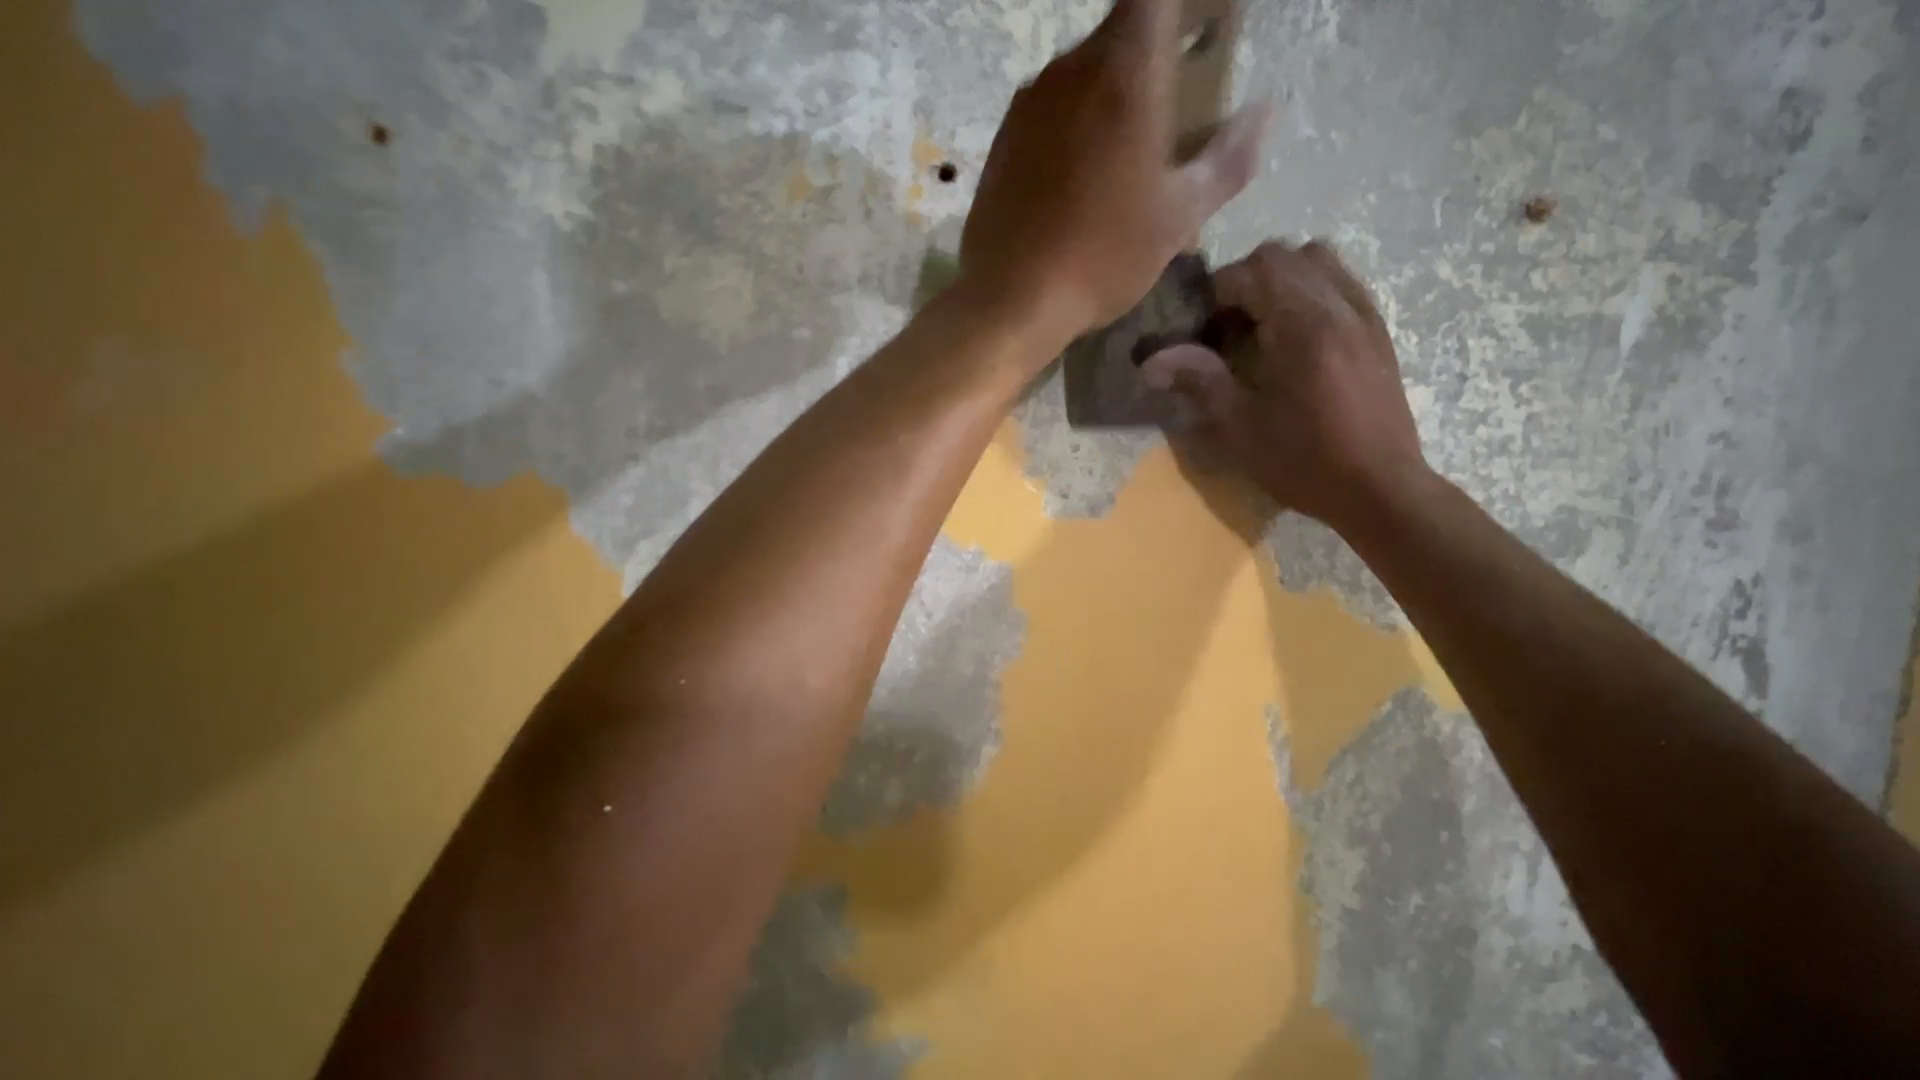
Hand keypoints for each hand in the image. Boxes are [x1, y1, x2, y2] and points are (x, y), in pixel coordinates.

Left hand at [959, 0, 1267, 345]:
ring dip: (1113, 96)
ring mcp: (1029, 102)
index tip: (1202, 30)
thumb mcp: (1181, 214)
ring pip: (1083, 75)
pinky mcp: (1003, 138)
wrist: (1011, 298)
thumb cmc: (1105, 254)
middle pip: (1121, 33)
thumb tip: (1262, 113)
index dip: (1182, 8)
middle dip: (1155, 56)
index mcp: (1125, 71)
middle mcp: (1070, 69)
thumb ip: (1229, 157)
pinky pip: (1052, 110)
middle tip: (1180, 105)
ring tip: (1133, 155)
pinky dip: (1077, 125)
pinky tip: (1086, 180)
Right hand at [1141, 240, 1431, 533]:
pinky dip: (1313, 292)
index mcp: (1303, 325)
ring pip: (1319, 261)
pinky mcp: (1379, 332)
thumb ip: (1200, 381)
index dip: (1218, 292)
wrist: (1381, 489)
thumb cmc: (1306, 463)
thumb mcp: (1241, 427)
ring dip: (1283, 280)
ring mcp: (1364, 315)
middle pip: (1285, 256)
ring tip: (1264, 325)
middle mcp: (1338, 306)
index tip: (1203, 329)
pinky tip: (1299, 337)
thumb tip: (1152, 359)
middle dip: (1248, 280)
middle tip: (1229, 325)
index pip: (1253, 270)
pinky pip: (1343, 283)